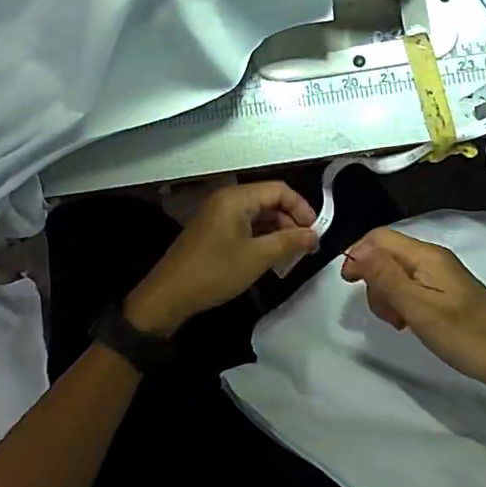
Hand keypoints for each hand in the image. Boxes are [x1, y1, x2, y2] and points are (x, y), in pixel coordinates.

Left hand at [124, 182, 318, 335]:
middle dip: (290, 221)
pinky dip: (260, 237)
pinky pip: (244, 225)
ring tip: (291, 254)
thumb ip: (289, 242)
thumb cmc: (215, 272)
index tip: (316, 231)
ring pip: (257, 215)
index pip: (279, 190)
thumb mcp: (258, 258)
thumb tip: (313, 235)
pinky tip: (270, 256)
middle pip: (268, 200)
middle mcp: (226, 199)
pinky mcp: (212, 230)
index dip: (301, 208)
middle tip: (306, 246)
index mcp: (236, 197)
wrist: (169, 295)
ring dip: (277, 231)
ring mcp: (217, 214)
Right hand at [340, 228, 485, 391]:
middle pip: (387, 255)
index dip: (358, 255)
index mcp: (427, 256)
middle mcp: (434, 258)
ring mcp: (442, 275)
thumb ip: (386, 276)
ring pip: (397, 273)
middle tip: (386, 315)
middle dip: (375, 281)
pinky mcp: (447, 292)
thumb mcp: (418, 307)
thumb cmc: (464, 335)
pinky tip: (411, 323)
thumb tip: (357, 249)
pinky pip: (412, 287)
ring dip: (388, 295)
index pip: (380, 237)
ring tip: (400, 323)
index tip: (348, 285)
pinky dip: (403, 302)